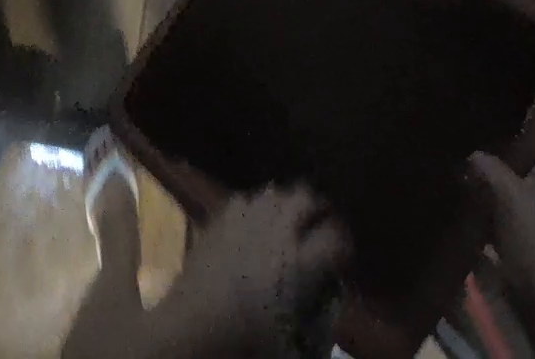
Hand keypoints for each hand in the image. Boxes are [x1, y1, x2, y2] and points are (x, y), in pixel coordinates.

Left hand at [148, 184, 351, 357]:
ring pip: (274, 192)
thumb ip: (321, 312)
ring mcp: (243, 220)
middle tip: (319, 226)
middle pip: (305, 197)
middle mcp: (275, 231)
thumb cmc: (249, 343)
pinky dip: (255, 207)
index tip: (341, 255)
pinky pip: (244, 200)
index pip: (336, 236)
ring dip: (285, 203)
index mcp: (300, 263)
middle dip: (317, 209)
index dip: (343, 244)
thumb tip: (330, 289)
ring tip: (288, 220)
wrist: (192, 328)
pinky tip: (253, 223)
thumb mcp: (298, 343)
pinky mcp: (218, 219)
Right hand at [467, 154, 534, 358]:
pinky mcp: (530, 253)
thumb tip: (474, 154)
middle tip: (459, 173)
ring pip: (507, 206)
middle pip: (515, 181)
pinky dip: (487, 228)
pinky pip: (503, 230)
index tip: (473, 148)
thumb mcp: (508, 196)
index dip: (502, 149)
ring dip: (485, 204)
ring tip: (458, 196)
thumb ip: (490, 169)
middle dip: (488, 178)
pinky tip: (467, 226)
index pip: (529, 154)